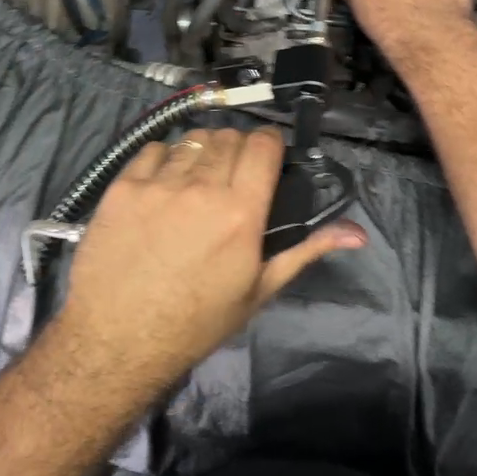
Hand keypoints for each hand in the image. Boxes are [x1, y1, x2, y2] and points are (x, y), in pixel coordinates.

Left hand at [57, 127, 366, 388]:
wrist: (119, 339)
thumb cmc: (197, 322)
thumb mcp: (258, 291)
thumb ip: (305, 250)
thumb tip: (357, 234)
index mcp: (241, 212)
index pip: (263, 145)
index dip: (269, 146)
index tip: (267, 159)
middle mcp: (202, 188)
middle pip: (229, 137)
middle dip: (237, 149)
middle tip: (232, 176)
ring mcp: (158, 184)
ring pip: (193, 140)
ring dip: (202, 153)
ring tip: (197, 182)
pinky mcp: (123, 187)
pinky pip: (153, 150)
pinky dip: (164, 159)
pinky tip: (164, 185)